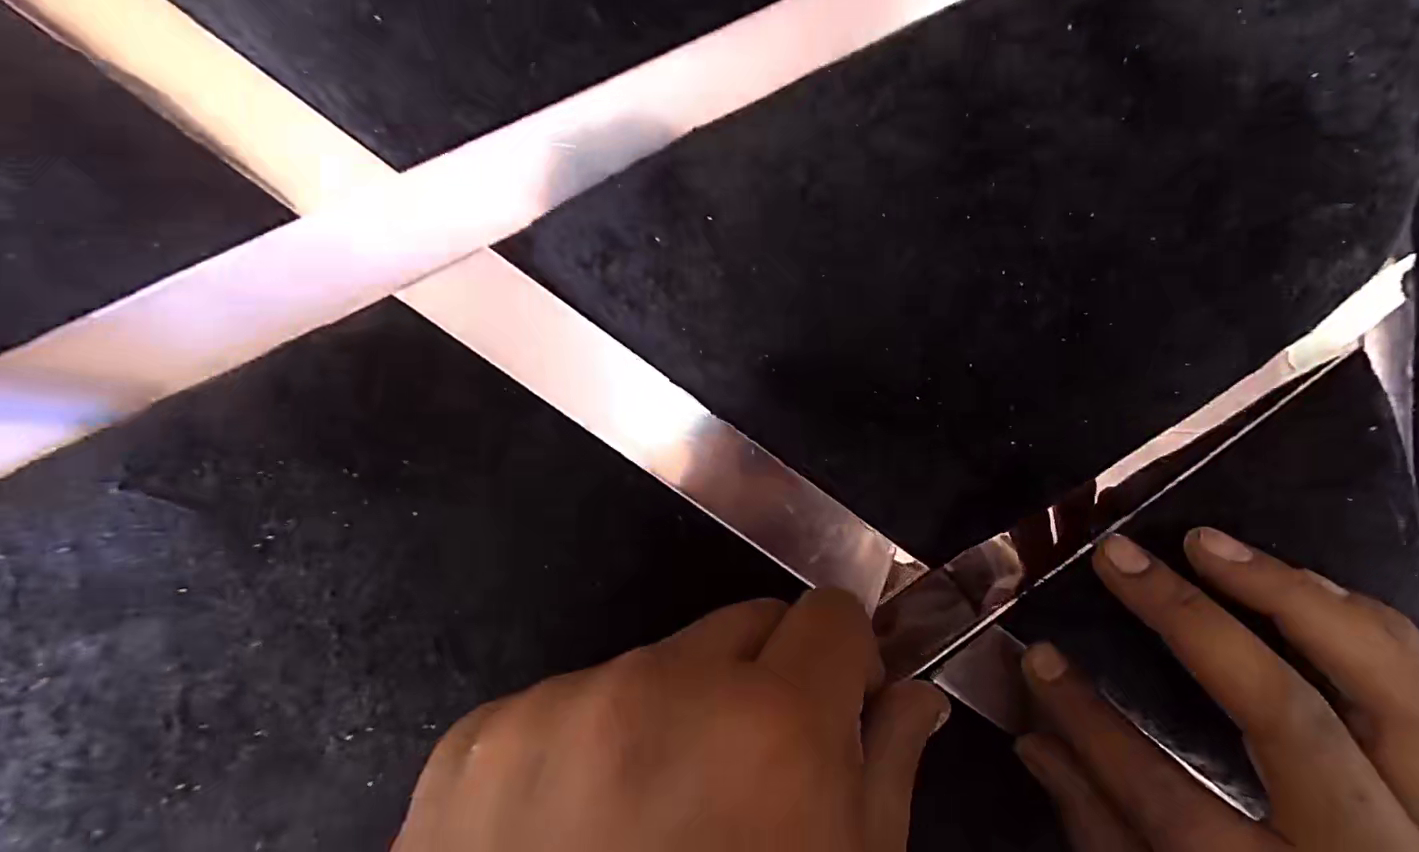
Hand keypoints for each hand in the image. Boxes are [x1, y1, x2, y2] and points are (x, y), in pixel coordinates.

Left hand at [393, 589, 948, 851]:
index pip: (833, 612)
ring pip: (664, 660)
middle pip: (748, 622)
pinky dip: (589, 744)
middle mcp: (668, 688)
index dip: (846, 659)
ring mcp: (563, 707)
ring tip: (651, 817)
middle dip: (765, 679)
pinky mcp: (478, 738)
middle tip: (747, 772)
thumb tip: (915, 693)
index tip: (839, 707)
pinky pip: (573, 699)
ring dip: (677, 712)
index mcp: (773, 723)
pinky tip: (572, 833)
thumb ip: (890, 764)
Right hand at [1016, 528, 1418, 850]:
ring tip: (1210, 546)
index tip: (1041, 656)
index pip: (1172, 805)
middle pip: (1290, 718)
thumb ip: (1104, 831)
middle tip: (1124, 559)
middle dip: (1192, 622)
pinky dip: (1367, 622)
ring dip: (1291, 594)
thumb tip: (1036, 736)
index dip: (1093, 726)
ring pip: (1391, 683)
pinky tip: (1302, 585)